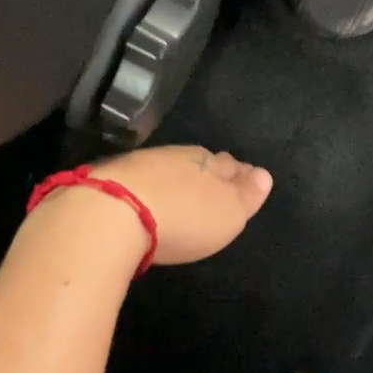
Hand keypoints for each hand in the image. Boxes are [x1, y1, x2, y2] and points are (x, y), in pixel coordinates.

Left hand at [83, 145, 273, 265]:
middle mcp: (174, 156)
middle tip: (214, 184)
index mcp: (207, 161)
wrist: (112, 213)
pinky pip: (139, 181)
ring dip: (175, 179)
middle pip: (198, 163)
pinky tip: (146, 198)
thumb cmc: (182, 216)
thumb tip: (263, 174)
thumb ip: (246, 194)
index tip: (245, 179)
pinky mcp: (109, 182)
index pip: (230, 165)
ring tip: (181, 192)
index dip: (239, 174)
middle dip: (207, 172)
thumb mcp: (227, 211)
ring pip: (166, 168)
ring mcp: (139, 166)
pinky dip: (147, 188)